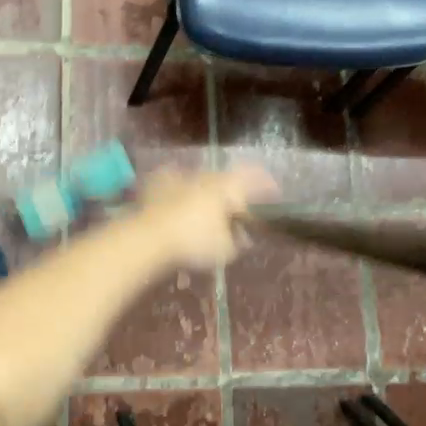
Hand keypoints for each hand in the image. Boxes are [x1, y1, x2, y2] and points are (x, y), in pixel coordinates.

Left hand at [125, 166, 276, 269]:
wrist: (150, 236)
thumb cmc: (195, 242)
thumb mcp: (226, 250)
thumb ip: (238, 241)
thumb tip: (243, 236)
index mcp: (227, 187)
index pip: (254, 177)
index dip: (266, 184)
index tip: (275, 192)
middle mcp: (206, 176)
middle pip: (225, 180)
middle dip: (232, 194)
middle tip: (235, 211)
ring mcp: (180, 176)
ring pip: (199, 180)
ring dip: (205, 193)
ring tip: (204, 210)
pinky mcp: (158, 182)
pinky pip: (173, 183)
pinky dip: (178, 191)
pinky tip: (176, 203)